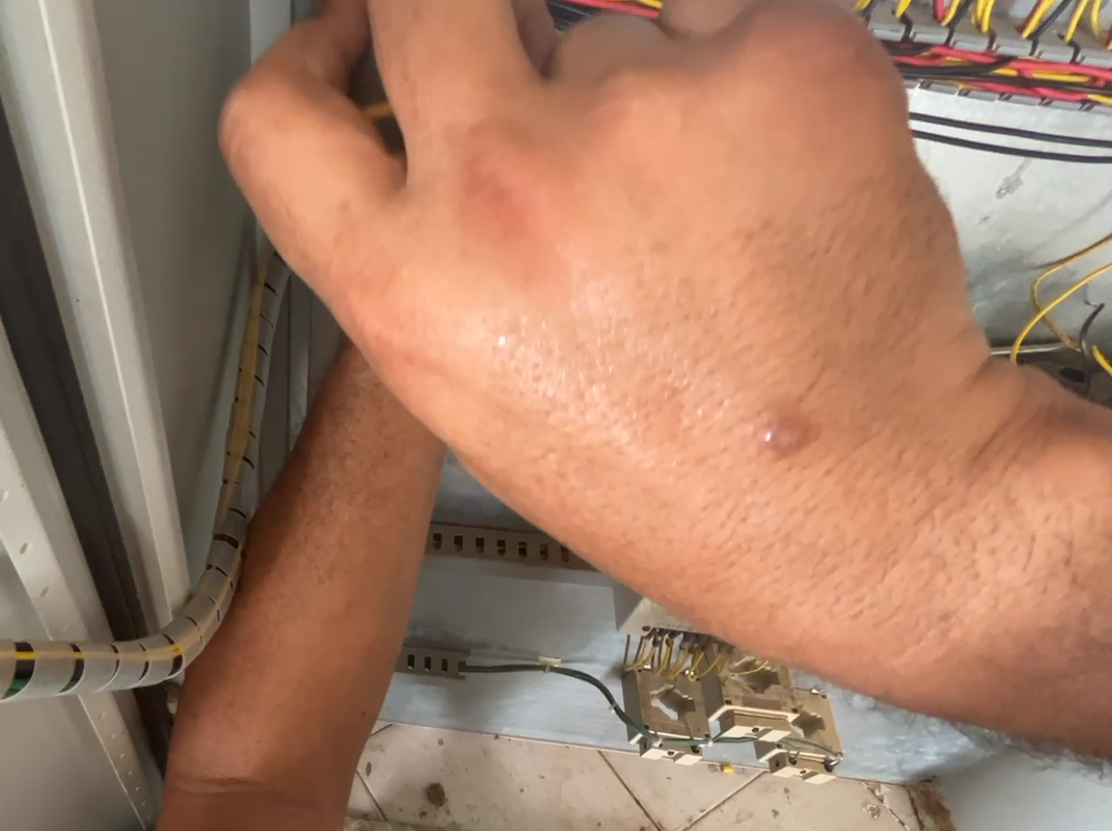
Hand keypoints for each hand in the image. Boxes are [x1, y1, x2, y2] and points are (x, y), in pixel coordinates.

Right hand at [222, 0, 1052, 660]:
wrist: (840, 501)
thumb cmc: (648, 477)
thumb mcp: (473, 392)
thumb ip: (420, 257)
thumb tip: (420, 140)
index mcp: (410, 292)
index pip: (271, 121)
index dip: (305, 60)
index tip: (345, 43)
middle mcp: (500, 187)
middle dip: (458, 20)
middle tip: (518, 81)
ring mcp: (639, 109)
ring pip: (587, 28)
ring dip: (612, 91)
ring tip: (675, 211)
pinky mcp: (780, 59)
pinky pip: (710, 22)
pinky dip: (718, 82)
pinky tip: (750, 187)